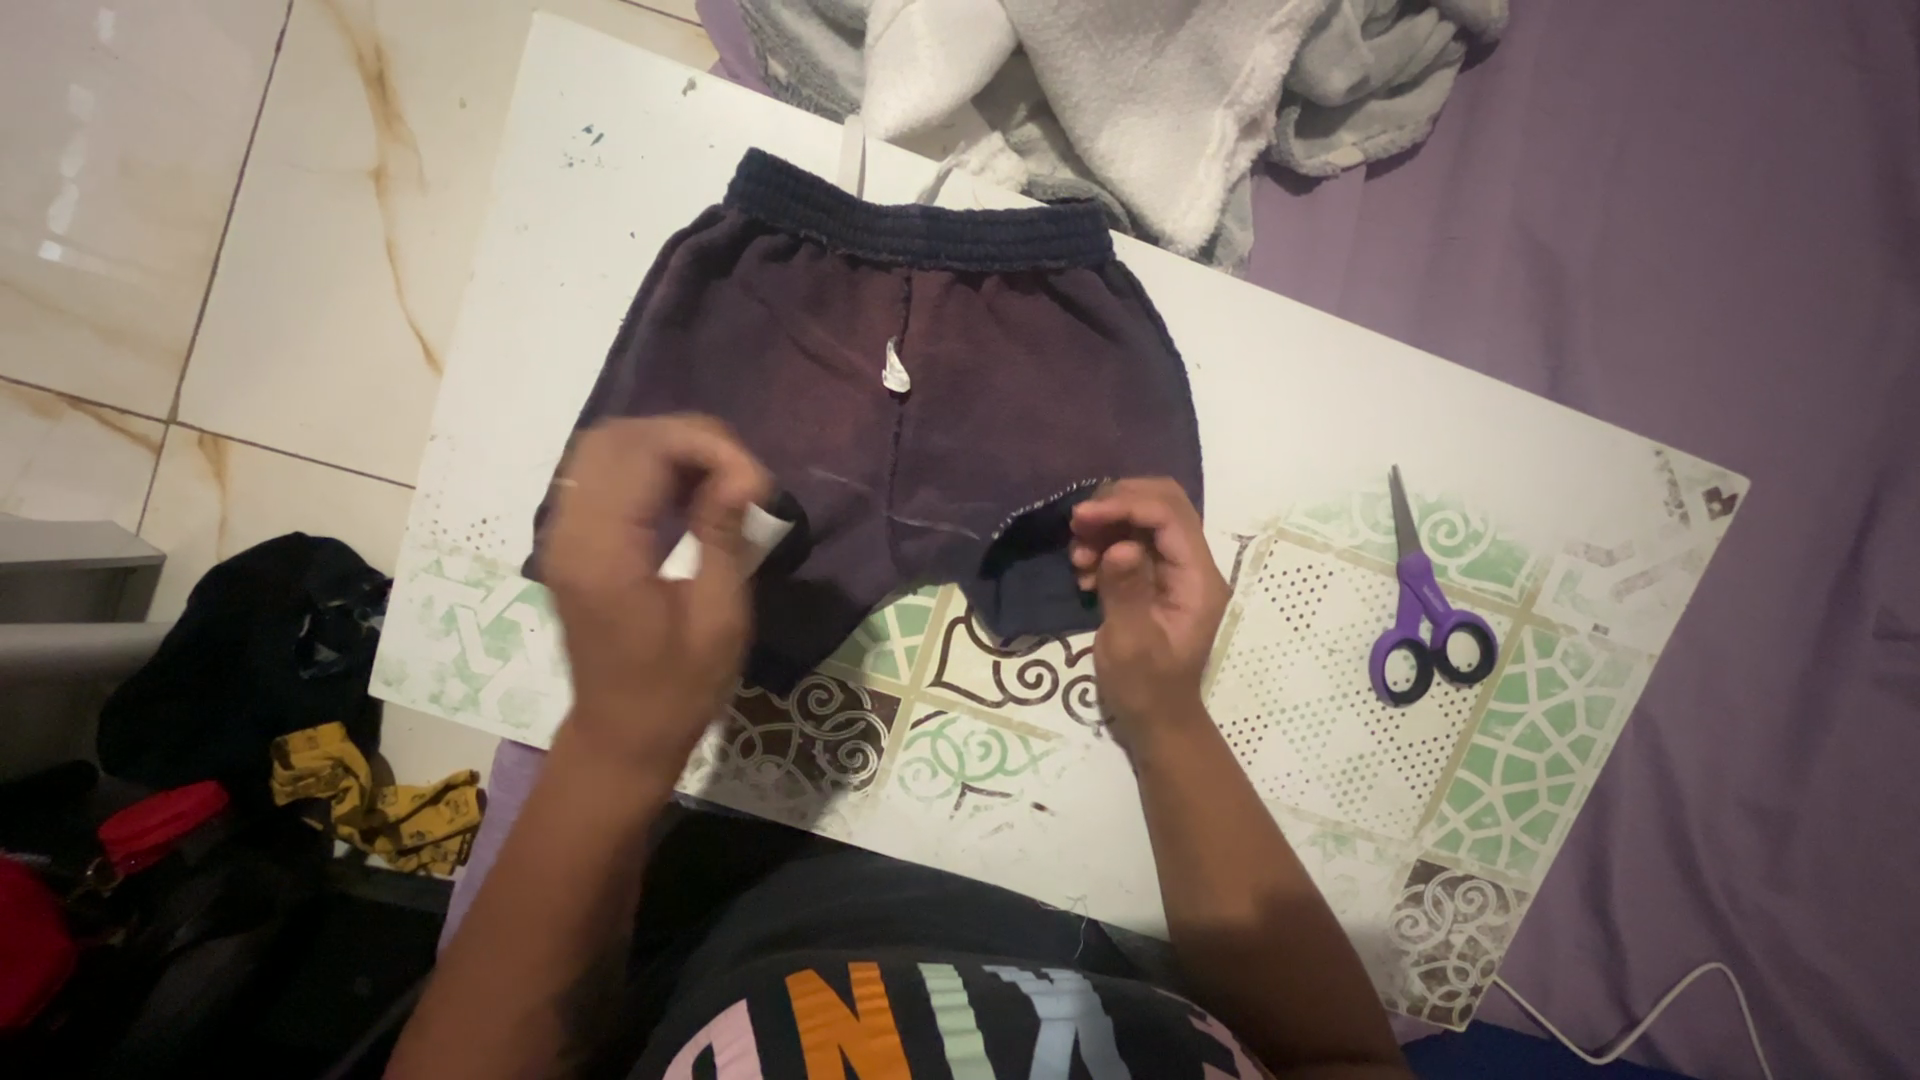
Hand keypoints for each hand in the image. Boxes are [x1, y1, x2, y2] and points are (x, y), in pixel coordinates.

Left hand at [540, 415, 771, 782]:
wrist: (622, 736)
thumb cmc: (678, 689)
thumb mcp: (719, 618)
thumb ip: (723, 536)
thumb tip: (743, 475)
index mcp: (604, 552)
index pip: (643, 451)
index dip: (707, 446)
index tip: (758, 485)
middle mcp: (570, 531)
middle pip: (617, 437)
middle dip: (688, 437)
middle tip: (741, 473)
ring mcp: (564, 533)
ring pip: (607, 449)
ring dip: (669, 448)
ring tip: (723, 478)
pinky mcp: (574, 540)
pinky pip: (605, 475)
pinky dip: (652, 468)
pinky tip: (693, 492)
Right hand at [1070, 478, 1228, 747]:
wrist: (1154, 717)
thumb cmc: (1145, 687)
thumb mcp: (1131, 645)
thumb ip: (1127, 593)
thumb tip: (1121, 547)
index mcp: (1197, 579)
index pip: (1168, 516)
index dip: (1125, 506)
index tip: (1081, 518)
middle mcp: (1192, 565)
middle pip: (1162, 504)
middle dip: (1116, 505)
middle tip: (1078, 527)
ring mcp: (1175, 569)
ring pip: (1144, 517)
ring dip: (1106, 525)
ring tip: (1078, 558)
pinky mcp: (1155, 576)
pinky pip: (1131, 539)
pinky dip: (1104, 542)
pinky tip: (1084, 570)